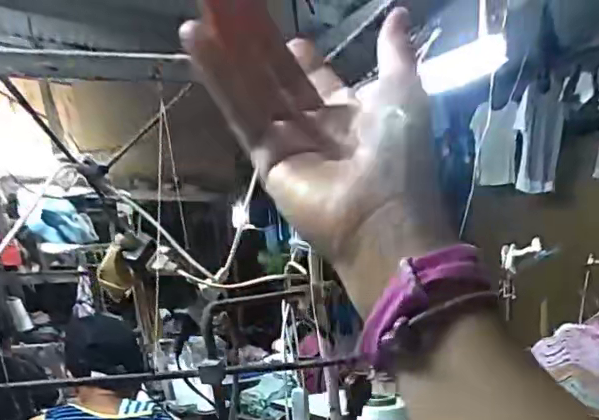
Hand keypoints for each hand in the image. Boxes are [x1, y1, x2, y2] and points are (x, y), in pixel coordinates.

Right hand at [180, 1, 454, 305]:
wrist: (382, 218)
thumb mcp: (404, 92)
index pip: (315, 80)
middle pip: (278, 78)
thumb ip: (394, 55)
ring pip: (253, 91)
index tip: (288, 34)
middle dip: (255, 41)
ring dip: (227, 51)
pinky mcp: (268, 163)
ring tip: (201, 11)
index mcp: (349, 117)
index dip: (299, 55)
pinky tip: (194, 38)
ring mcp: (290, 148)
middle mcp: (316, 131)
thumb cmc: (399, 156)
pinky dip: (218, 78)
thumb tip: (398, 15)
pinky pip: (241, 115)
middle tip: (229, 2)